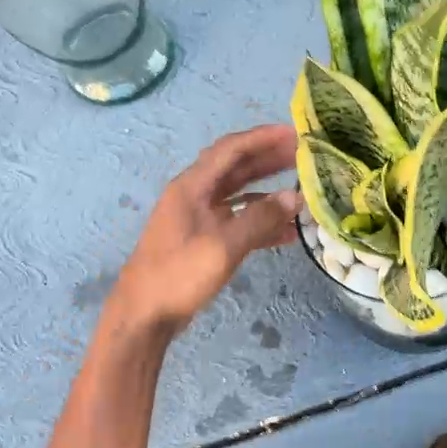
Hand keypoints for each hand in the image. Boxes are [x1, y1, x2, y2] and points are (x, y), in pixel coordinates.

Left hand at [108, 124, 302, 332]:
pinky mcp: (203, 240)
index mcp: (192, 187)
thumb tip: (294, 197)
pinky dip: (260, 221)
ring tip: (300, 187)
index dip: (263, 138)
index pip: (231, 150)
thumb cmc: (178, 275)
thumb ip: (260, 219)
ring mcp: (198, 218)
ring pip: (238, 194)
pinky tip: (287, 231)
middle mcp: (194, 195)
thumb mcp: (223, 246)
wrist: (144, 314)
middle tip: (302, 154)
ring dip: (267, 190)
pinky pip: (237, 221)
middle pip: (235, 168)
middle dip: (268, 159)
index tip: (294, 133)